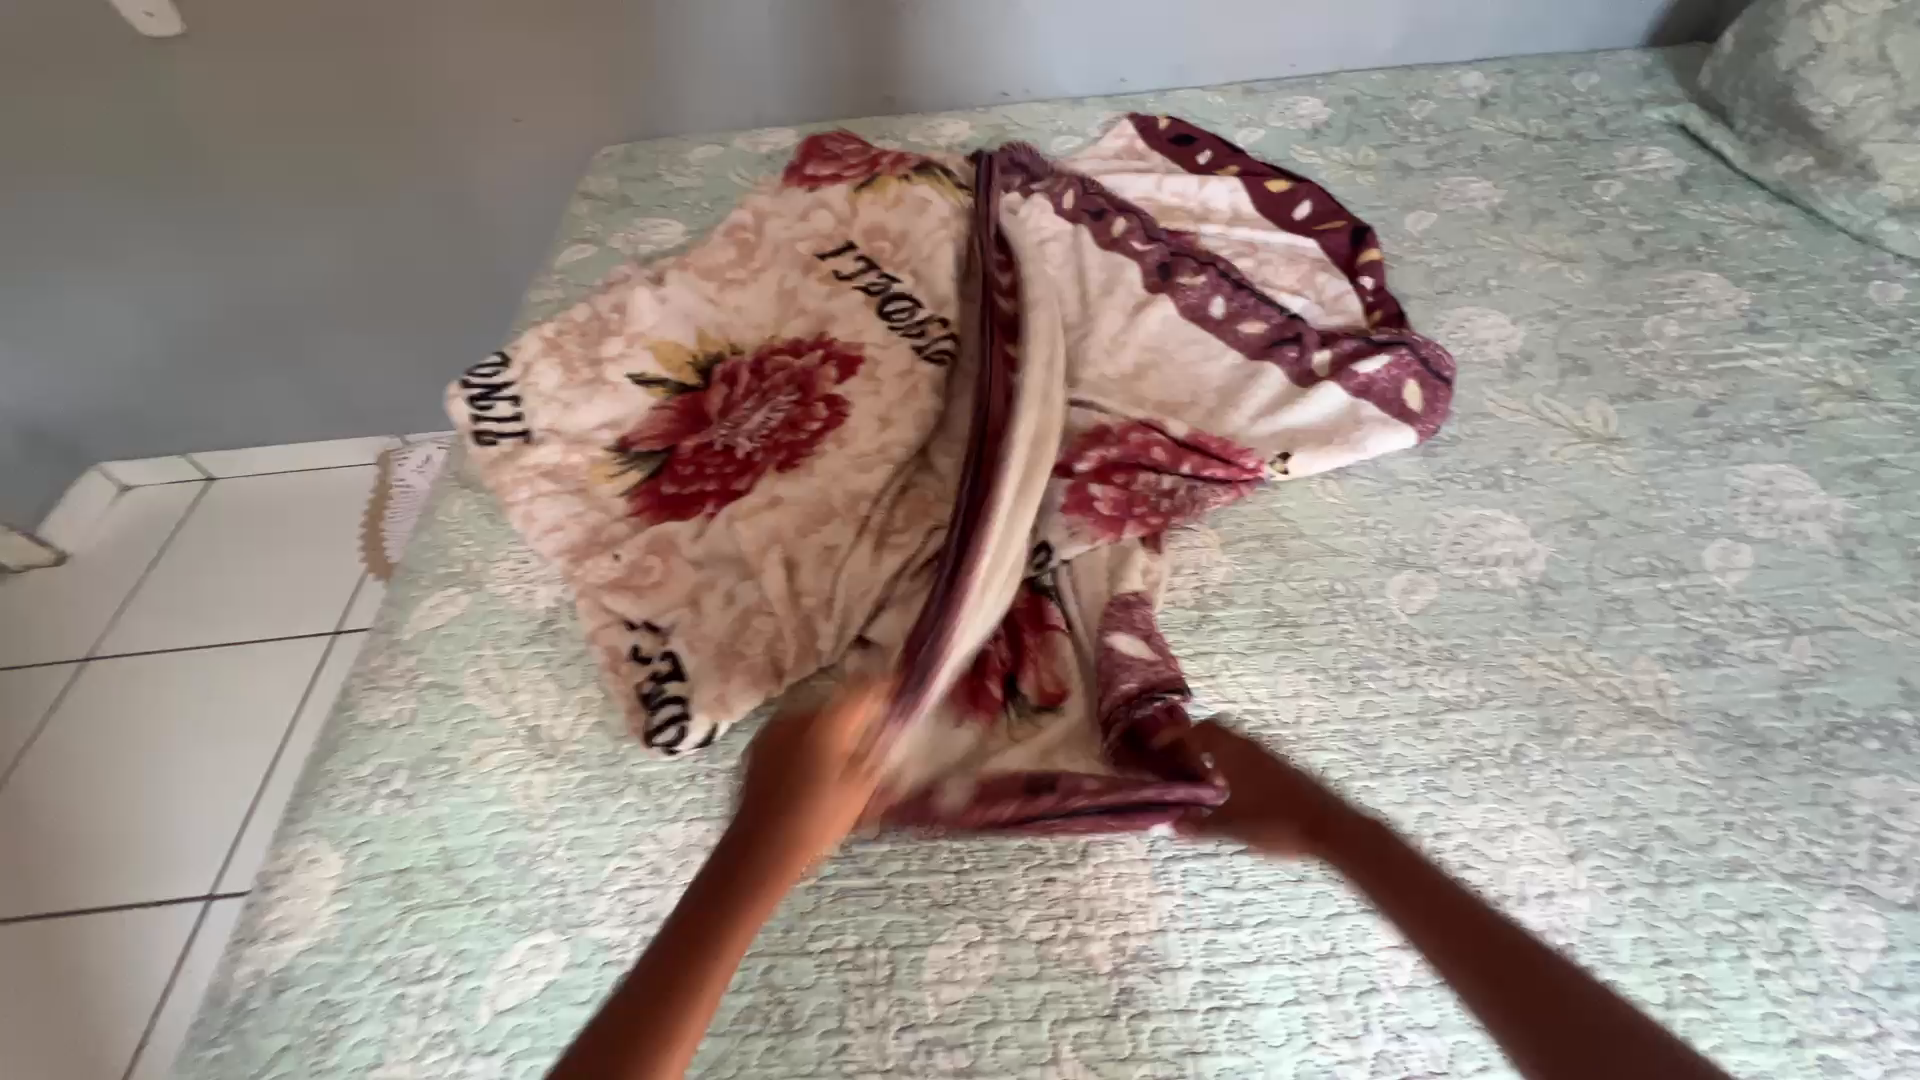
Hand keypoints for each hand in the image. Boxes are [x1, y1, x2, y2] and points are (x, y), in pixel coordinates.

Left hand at [731, 682, 890, 876]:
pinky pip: (794, 732)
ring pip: (815, 717)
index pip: (865, 689)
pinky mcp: (759, 745)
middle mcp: (798, 715)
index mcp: (827, 722)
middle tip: (875, 732)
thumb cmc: (817, 822)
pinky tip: (816, 765)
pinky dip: (809, 740)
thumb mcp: (860, 788)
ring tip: (843, 753)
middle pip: (838, 702)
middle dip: (858, 713)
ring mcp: (774, 728)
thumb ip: (878, 751)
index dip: (886, 689)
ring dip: (832, 728)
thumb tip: (888, 730)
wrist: (761, 851)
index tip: (900, 694)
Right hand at [1176, 719, 1357, 857]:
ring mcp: (1267, 755)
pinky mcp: (1280, 768)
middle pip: (1213, 731)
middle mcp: (1247, 746)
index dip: (1173, 736)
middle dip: (1193, 741)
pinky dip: (1231, 762)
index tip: (1157, 746)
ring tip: (1203, 778)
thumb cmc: (1274, 821)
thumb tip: (1172, 824)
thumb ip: (1199, 824)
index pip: (1196, 731)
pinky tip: (1232, 790)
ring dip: (1214, 752)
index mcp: (1231, 752)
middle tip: (1179, 760)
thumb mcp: (1230, 826)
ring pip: (1232, 742)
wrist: (1329, 827)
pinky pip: (1246, 754)